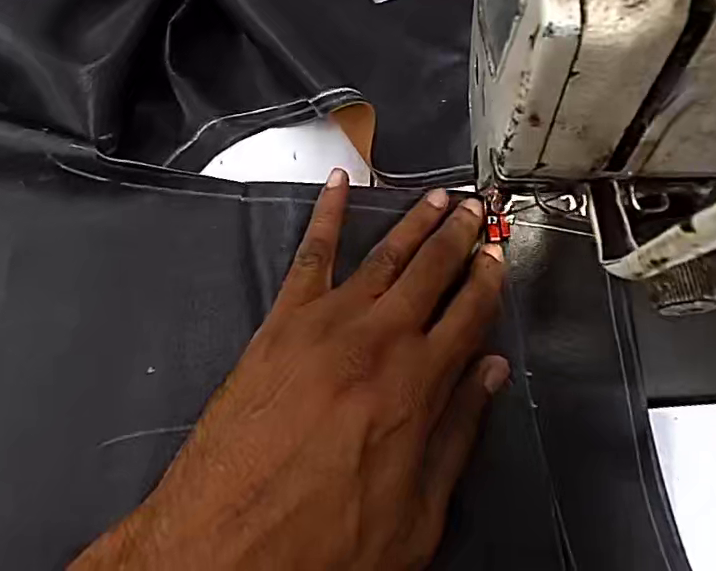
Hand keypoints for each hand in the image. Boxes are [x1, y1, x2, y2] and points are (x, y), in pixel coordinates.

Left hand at [70, 170, 509, 570]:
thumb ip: (459, 433)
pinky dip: (326, 213)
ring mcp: (329, 322)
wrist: (218, 557)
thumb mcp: (416, 518)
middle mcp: (380, 339)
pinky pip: (311, 254)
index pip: (469, 312)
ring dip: (415, 221)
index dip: (488, 280)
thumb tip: (493, 372)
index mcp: (419, 383)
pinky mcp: (283, 321)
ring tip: (437, 197)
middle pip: (433, 270)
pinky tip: (339, 182)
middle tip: (475, 207)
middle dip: (459, 235)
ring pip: (386, 254)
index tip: (497, 255)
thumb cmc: (325, 548)